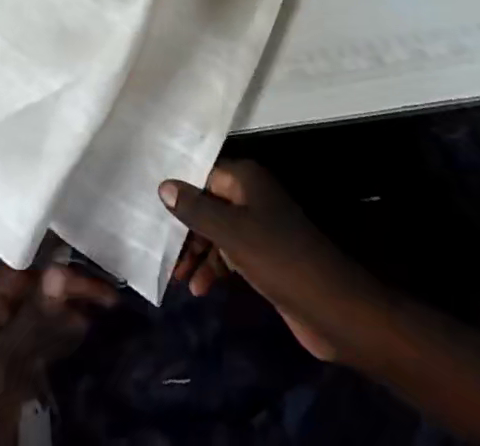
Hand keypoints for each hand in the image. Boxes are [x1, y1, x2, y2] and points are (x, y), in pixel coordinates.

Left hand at [0, 263, 117, 445]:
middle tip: (112, 297)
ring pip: (53, 309)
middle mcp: (7, 305)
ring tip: (108, 308)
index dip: (65, 256)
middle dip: (77, 286)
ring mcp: (16, 332)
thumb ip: (35, 312)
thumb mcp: (4, 353)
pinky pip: (52, 334)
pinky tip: (88, 330)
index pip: (35, 260)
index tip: (100, 257)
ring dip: (77, 307)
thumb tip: (62, 269)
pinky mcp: (24, 359)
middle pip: (47, 284)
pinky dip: (70, 330)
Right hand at [160, 160, 379, 362]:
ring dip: (197, 253)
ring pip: (216, 231)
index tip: (149, 206)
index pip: (203, 174)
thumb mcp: (231, 233)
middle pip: (207, 204)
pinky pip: (230, 254)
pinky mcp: (263, 255)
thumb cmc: (278, 258)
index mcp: (247, 180)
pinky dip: (214, 268)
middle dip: (185, 229)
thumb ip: (196, 209)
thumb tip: (164, 185)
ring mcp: (259, 227)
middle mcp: (252, 197)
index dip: (178, 189)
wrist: (330, 305)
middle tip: (163, 253)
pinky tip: (201, 289)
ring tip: (179, 278)